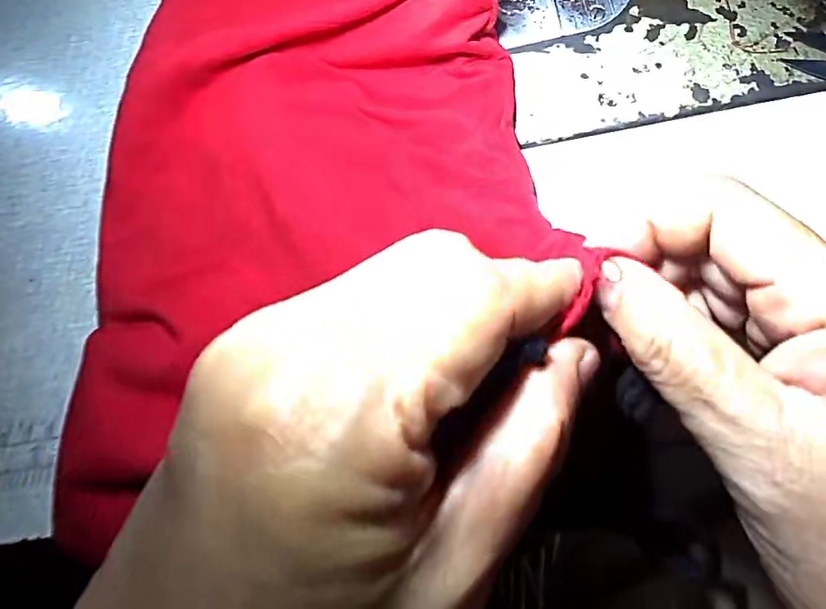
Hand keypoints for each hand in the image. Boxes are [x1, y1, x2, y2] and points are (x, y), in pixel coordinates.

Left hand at [77, 231, 597, 608]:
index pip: (473, 293)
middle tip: (523, 354)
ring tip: (465, 369)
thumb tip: (577, 352)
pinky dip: (406, 308)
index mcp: (340, 411)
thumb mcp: (452, 567)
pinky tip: (408, 369)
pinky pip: (358, 286)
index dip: (540, 288)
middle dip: (498, 289)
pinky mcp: (247, 330)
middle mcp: (292, 344)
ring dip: (453, 296)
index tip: (579, 304)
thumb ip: (531, 444)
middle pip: (437, 259)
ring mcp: (259, 329)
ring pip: (400, 264)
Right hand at [591, 178, 825, 608]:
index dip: (651, 224)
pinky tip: (658, 358)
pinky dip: (682, 329)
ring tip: (623, 342)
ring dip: (661, 301)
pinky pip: (728, 315)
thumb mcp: (764, 453)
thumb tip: (611, 278)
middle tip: (599, 310)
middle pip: (719, 238)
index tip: (598, 265)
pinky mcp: (813, 351)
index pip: (729, 211)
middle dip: (650, 266)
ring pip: (716, 276)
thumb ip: (677, 353)